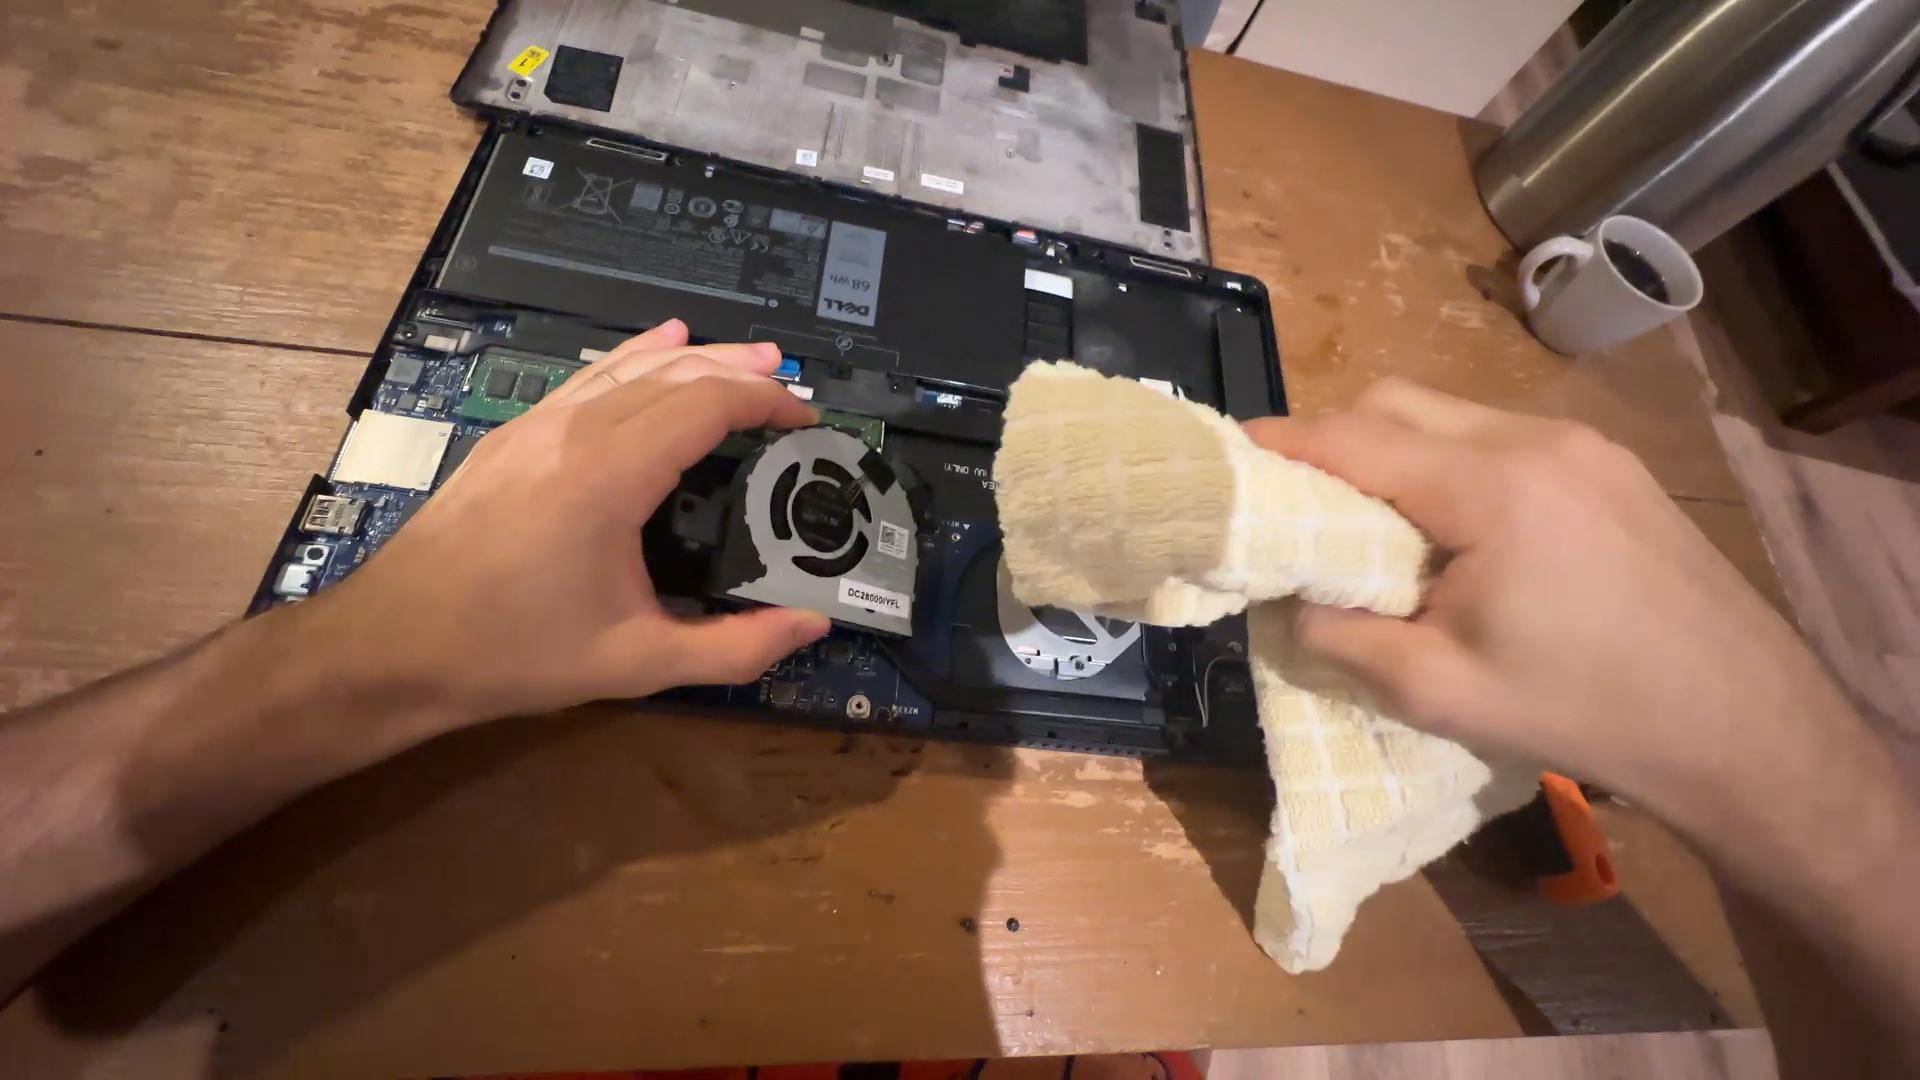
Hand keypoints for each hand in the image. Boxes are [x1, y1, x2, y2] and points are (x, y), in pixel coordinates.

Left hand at [303, 319, 829, 732]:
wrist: (388, 647)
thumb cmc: (514, 652)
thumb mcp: (638, 663)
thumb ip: (737, 648)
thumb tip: (813, 626)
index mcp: (609, 476)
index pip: (705, 404)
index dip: (765, 402)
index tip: (805, 419)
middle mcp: (573, 431)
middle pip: (676, 372)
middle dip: (742, 371)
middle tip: (791, 387)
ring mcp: (538, 425)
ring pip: (633, 364)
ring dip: (699, 357)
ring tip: (750, 359)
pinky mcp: (516, 433)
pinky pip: (592, 376)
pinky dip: (638, 354)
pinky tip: (660, 342)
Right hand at [1244, 378, 1858, 824]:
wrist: (1746, 729)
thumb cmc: (1579, 711)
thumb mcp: (1432, 689)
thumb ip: (1335, 633)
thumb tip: (1286, 594)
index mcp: (1492, 491)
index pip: (1355, 438)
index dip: (1281, 440)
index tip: (1230, 452)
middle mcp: (1535, 442)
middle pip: (1394, 401)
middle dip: (1328, 437)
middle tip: (1296, 497)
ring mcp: (1578, 445)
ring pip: (1440, 411)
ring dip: (1383, 446)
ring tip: (1362, 513)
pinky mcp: (1601, 463)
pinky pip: (1484, 434)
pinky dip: (1433, 458)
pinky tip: (1437, 520)